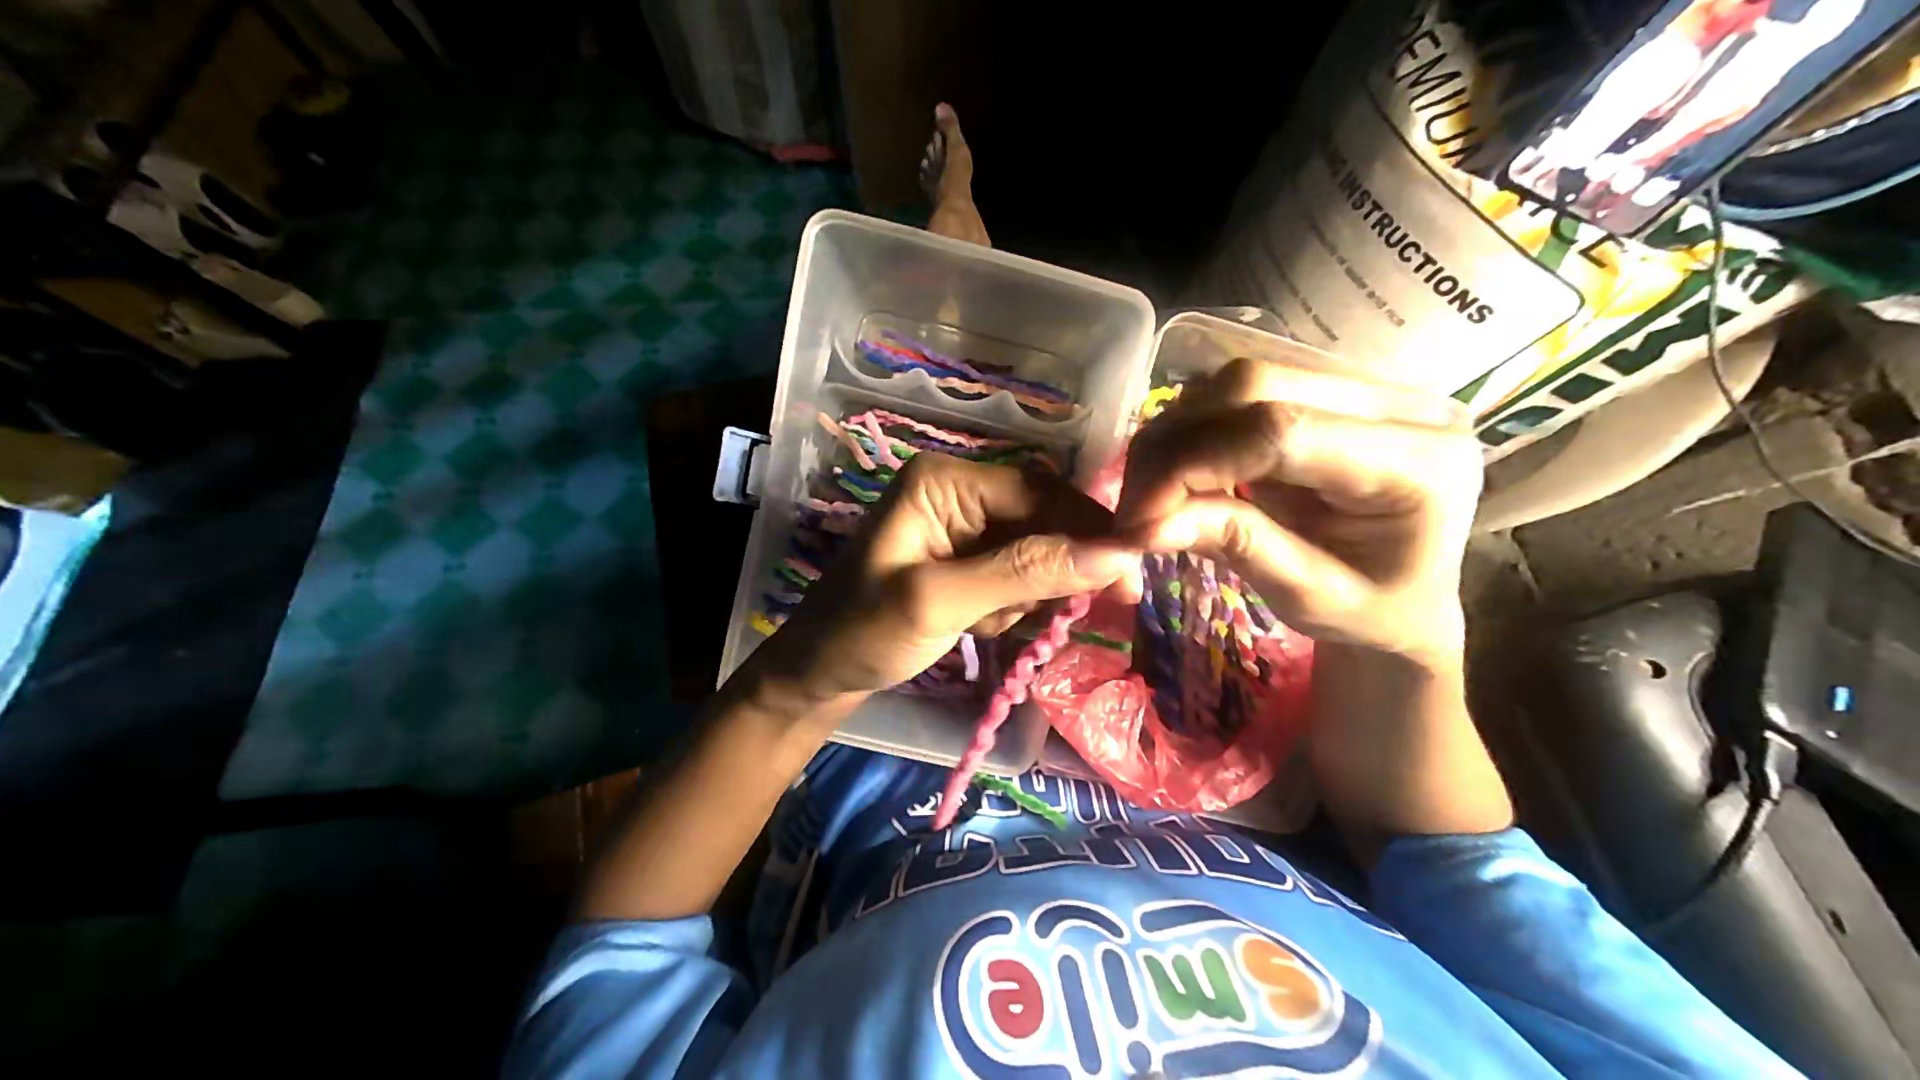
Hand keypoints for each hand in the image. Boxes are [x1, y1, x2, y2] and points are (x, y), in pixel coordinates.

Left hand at [755, 453, 1139, 701]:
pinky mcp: (969, 564)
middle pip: (1044, 522)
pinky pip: (1021, 580)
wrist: (817, 676)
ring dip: (1028, 599)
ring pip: (1039, 555)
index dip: (1088, 528)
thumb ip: (1023, 572)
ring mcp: (965, 530)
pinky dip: (1014, 610)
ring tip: (984, 626)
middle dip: (1052, 573)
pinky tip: (979, 629)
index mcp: (945, 481)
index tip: (1130, 574)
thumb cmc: (861, 632)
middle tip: (1054, 616)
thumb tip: (1115, 553)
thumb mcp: (938, 601)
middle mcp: (961, 494)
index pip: (1038, 491)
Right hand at [1117, 356, 1482, 667]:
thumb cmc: (1370, 612)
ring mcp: (1365, 386)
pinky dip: (1194, 427)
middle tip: (1135, 507)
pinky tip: (1182, 469)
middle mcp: (1400, 404)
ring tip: (1154, 492)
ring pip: (1237, 378)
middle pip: (1254, 385)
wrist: (1407, 597)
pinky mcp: (1328, 388)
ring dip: (1176, 433)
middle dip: (1175, 445)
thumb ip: (1236, 546)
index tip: (1138, 520)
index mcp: (1420, 463)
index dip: (1193, 465)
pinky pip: (1240, 389)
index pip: (1282, 431)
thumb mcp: (1308, 597)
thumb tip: (1142, 526)